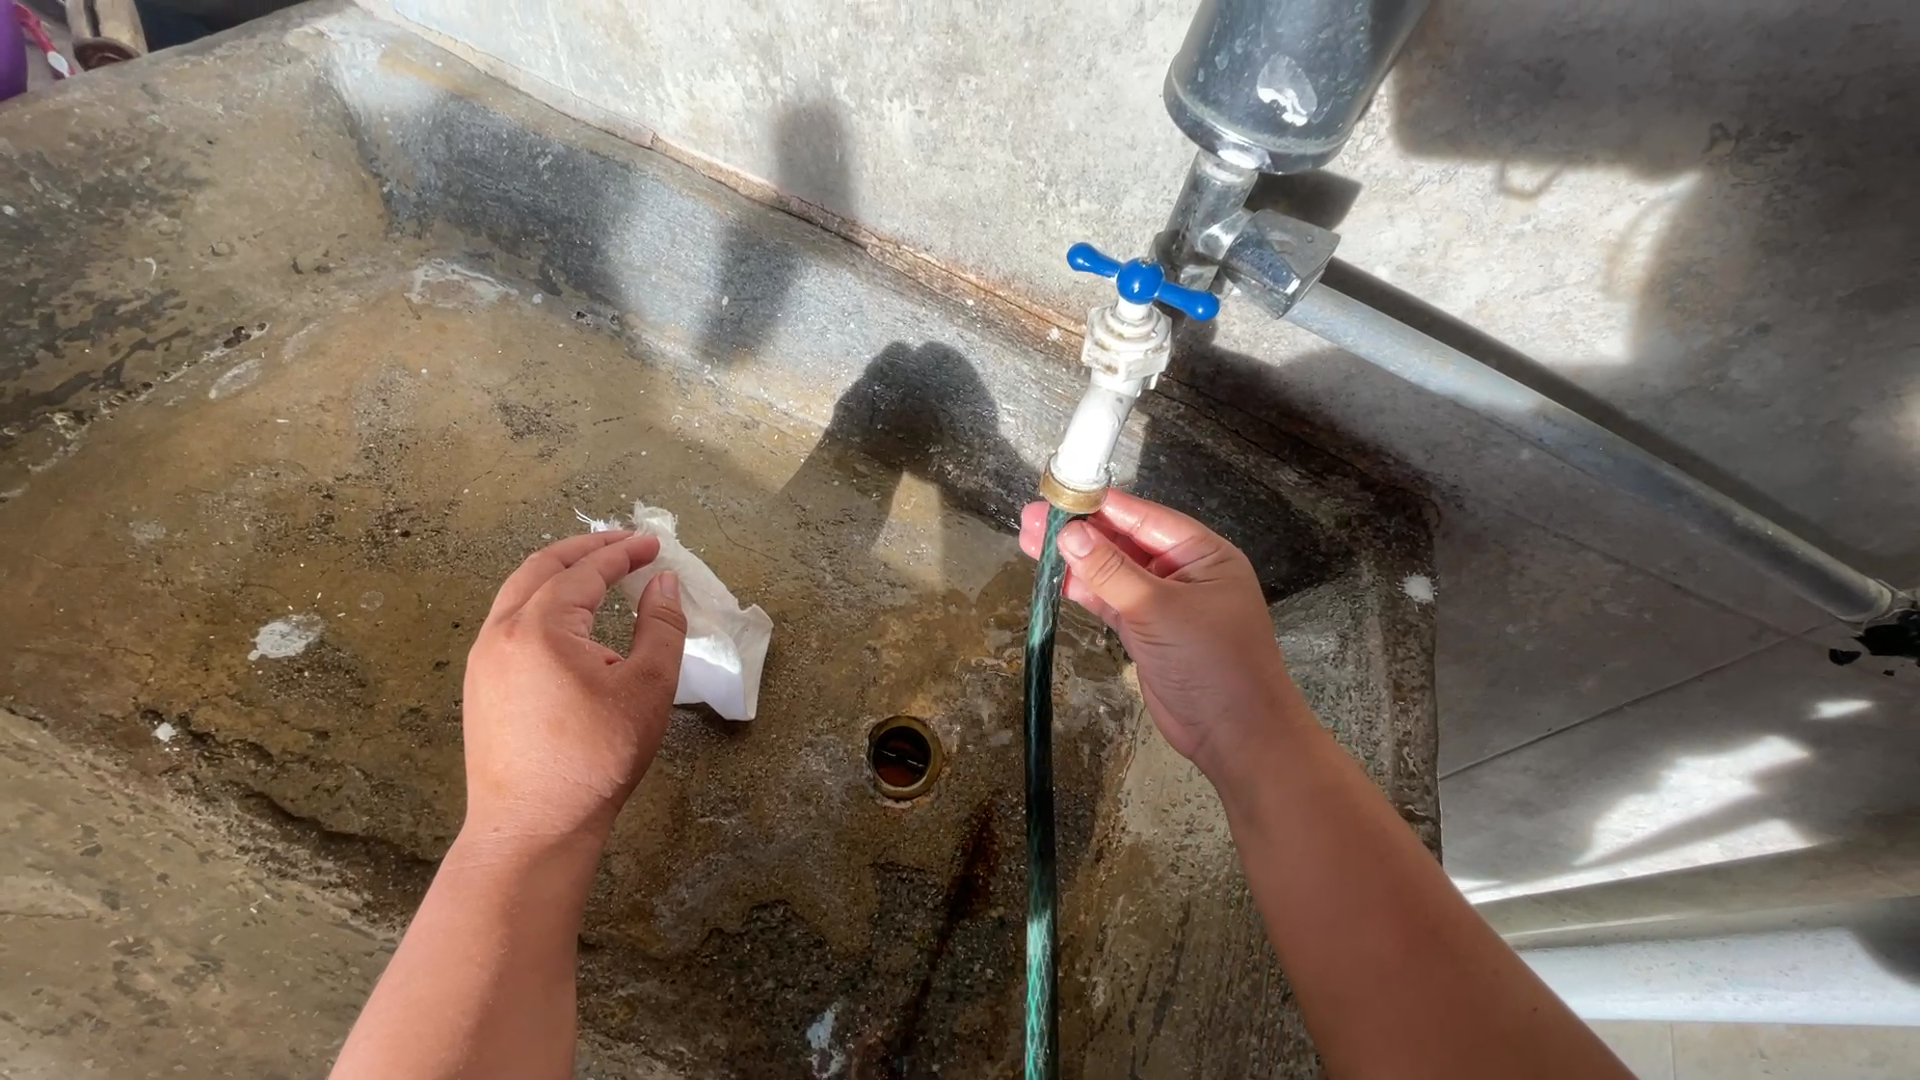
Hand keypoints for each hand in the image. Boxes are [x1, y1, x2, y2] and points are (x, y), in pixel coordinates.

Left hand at [460, 530, 687, 846]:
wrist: (533, 827)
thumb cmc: (598, 756)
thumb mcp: (648, 686)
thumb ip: (661, 625)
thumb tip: (664, 581)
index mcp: (540, 628)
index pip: (585, 572)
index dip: (624, 552)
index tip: (655, 544)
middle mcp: (500, 632)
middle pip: (541, 568)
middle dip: (586, 549)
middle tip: (626, 544)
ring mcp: (483, 660)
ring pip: (518, 592)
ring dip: (561, 572)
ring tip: (598, 571)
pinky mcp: (481, 685)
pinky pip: (510, 619)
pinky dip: (542, 599)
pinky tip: (568, 616)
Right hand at [1019, 492, 1308, 777]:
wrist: (1235, 734)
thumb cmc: (1211, 660)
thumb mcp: (1159, 609)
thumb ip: (1111, 571)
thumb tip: (1068, 533)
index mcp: (1201, 553)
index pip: (1144, 517)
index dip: (1101, 505)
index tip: (1061, 492)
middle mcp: (1181, 570)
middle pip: (1123, 542)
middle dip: (1080, 531)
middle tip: (1033, 518)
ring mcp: (1161, 601)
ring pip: (1111, 571)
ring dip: (1074, 559)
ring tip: (1030, 539)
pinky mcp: (1145, 629)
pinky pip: (1109, 600)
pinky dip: (1083, 589)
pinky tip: (1052, 575)